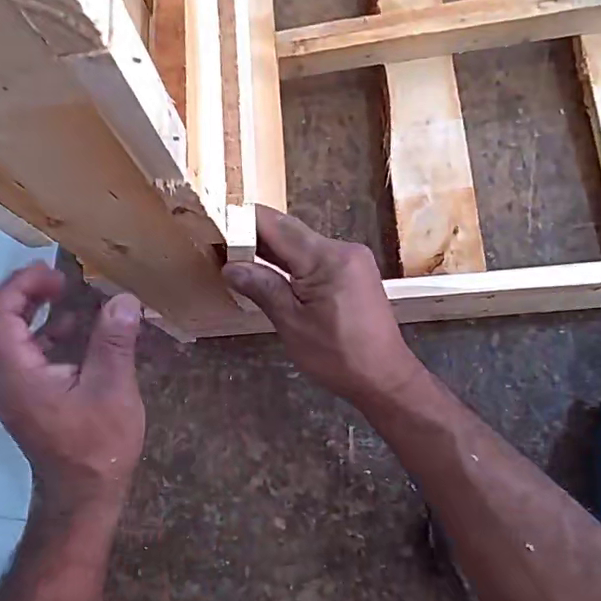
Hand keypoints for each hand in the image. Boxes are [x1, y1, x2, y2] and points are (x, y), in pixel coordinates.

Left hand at [0, 264, 144, 509]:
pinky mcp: (28, 400)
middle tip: (58, 279)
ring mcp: (14, 391)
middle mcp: (5, 379)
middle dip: (25, 294)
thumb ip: (114, 342)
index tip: (50, 272)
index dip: (19, 286)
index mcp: (15, 374)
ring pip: (11, 340)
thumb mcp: (111, 390)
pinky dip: (45, 336)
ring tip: (68, 296)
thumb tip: (124, 300)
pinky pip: (26, 357)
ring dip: (35, 313)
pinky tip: (76, 330)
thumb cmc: (95, 447)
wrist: (82, 497)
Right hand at [221, 205, 425, 406]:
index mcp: (327, 258)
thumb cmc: (337, 356)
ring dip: (269, 250)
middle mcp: (342, 249)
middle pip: (288, 232)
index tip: (215, 226)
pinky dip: (288, 263)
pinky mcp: (352, 272)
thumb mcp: (292, 323)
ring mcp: (350, 259)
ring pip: (300, 244)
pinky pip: (313, 258)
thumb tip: (230, 266)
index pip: (276, 225)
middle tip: (218, 244)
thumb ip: (262, 288)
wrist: (384, 378)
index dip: (244, 221)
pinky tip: (267, 272)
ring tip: (235, 258)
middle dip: (253, 236)